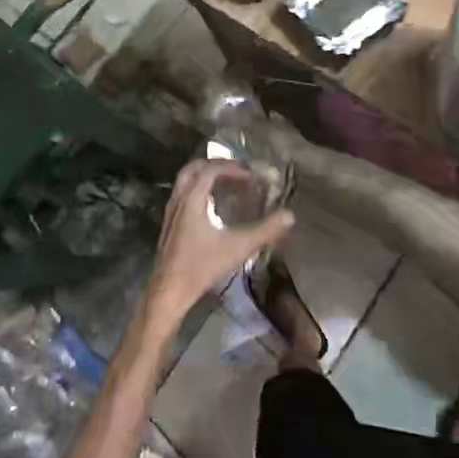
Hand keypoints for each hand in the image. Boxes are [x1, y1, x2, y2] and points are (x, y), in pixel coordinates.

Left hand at [145, 160, 294, 324]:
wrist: (168, 292)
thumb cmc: (201, 267)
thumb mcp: (237, 248)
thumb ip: (265, 231)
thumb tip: (289, 215)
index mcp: (192, 200)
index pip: (210, 169)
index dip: (232, 168)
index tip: (251, 175)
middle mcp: (178, 200)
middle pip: (194, 168)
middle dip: (216, 165)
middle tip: (237, 172)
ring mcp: (171, 212)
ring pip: (186, 181)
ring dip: (206, 177)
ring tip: (228, 185)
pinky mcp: (170, 225)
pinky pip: (184, 195)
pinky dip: (199, 190)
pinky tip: (213, 207)